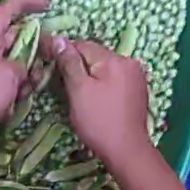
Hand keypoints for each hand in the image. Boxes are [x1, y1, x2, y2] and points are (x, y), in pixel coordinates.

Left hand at [0, 0, 50, 149]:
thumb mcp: (10, 73)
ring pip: (20, 63)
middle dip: (36, 47)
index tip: (48, 4)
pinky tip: (18, 100)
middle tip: (48, 59)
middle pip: (19, 38)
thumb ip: (25, 62)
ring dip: (29, 73)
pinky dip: (20, 88)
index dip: (27, 3)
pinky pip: (14, 82)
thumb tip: (29, 65)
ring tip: (26, 87)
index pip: (6, 10)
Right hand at [49, 35, 155, 174]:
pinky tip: (96, 101)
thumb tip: (59, 39)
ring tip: (79, 96)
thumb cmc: (98, 121)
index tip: (51, 68)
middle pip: (96, 56)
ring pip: (105, 69)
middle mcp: (129, 62)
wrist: (126, 150)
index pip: (83, 45)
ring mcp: (136, 77)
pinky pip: (114, 80)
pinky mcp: (138, 91)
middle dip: (78, 67)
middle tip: (63, 87)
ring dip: (90, 76)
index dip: (65, 54)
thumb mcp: (79, 91)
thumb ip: (70, 63)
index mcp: (114, 59)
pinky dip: (102, 85)